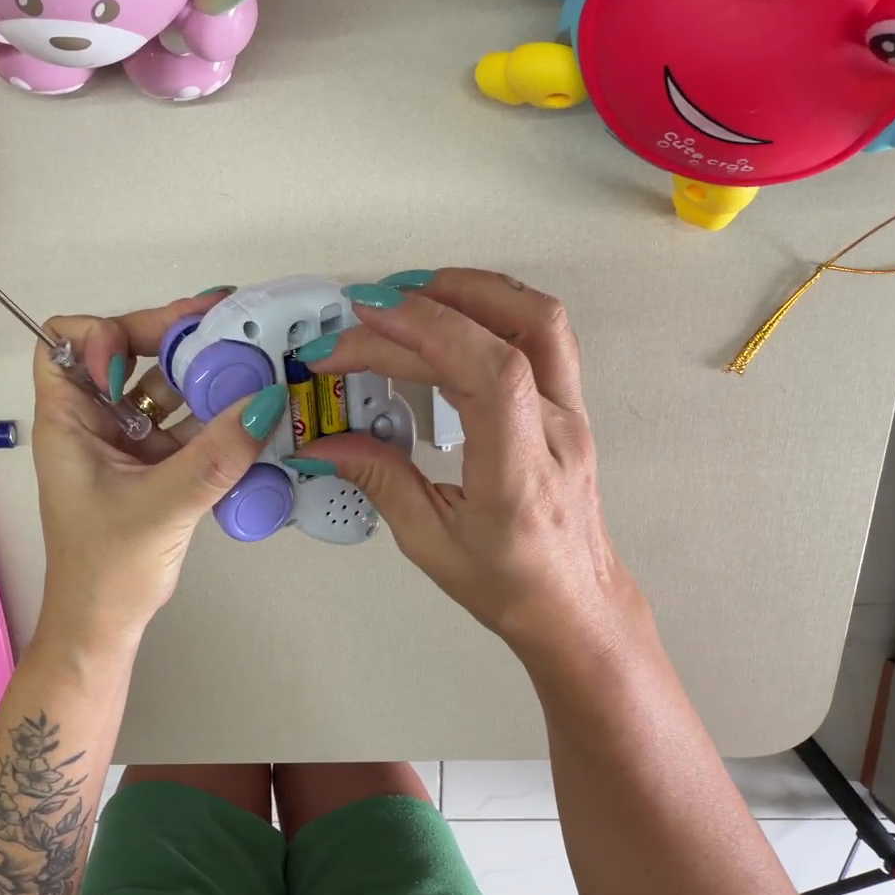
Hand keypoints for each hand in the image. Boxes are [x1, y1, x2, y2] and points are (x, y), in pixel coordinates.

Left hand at [32, 292, 284, 645]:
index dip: (100, 336)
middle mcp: (94, 423)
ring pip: (159, 387)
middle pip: (124, 354)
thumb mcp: (163, 507)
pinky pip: (183, 424)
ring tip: (252, 359)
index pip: (63, 343)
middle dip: (172, 337)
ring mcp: (126, 444)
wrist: (104, 625)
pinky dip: (213, 413)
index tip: (143, 358)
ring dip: (201, 373)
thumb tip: (268, 402)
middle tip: (229, 324)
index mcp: (69, 422)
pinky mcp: (154, 466)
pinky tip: (251, 407)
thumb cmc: (107, 570)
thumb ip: (216, 455)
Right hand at [293, 269, 643, 662]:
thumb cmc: (510, 584)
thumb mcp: (429, 541)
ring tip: (404, 297)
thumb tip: (320, 446)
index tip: (359, 329)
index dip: (423, 332)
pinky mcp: (566, 403)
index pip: (487, 371)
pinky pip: (539, 331)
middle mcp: (556, 428)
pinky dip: (489, 306)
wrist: (575, 604)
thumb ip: (378, 481)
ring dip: (468, 290)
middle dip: (423, 309)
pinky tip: (445, 316)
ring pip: (538, 315)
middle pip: (507, 329)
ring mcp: (569, 410)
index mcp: (520, 470)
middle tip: (359, 317)